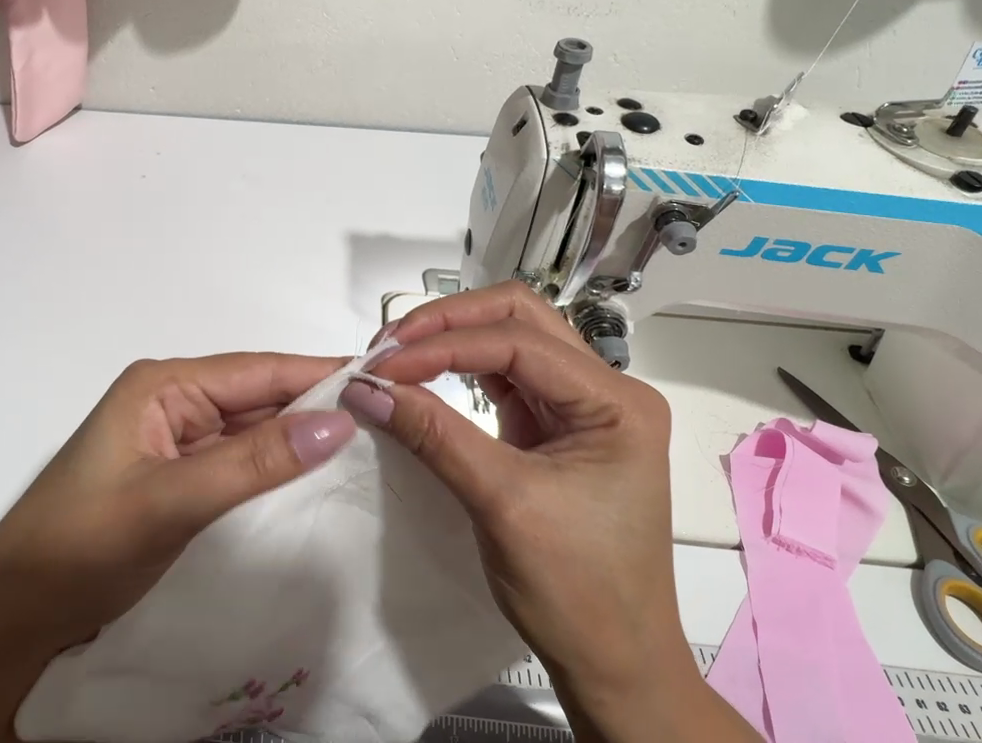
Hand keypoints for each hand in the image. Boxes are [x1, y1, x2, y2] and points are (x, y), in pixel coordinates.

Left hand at [0, 353, 354, 742]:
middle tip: (391, 416)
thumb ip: (254, 461)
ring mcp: (174, 444)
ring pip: (252, 432)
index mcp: (162, 387)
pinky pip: (239, 464)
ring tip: (372, 444)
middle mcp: (171, 404)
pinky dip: (276, 469)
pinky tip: (315, 481)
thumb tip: (339, 421)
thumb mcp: (171, 501)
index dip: (319, 372)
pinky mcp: (178, 481)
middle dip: (317, 405)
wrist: (17, 621)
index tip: (385, 378)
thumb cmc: (82, 546)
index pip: (257, 371)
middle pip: (258, 397)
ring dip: (300, 439)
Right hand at [340, 281, 756, 741]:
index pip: (519, 341)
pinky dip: (460, 371)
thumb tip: (365, 388)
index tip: (382, 366)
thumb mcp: (501, 504)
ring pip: (511, 340)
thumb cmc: (576, 590)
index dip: (445, 345)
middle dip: (449, 323)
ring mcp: (581, 407)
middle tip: (389, 347)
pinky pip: (505, 378)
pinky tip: (423, 378)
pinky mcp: (554, 427)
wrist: (615, 663)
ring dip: (452, 341)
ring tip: (396, 358)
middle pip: (520, 319)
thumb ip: (434, 435)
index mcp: (616, 402)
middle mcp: (606, 390)